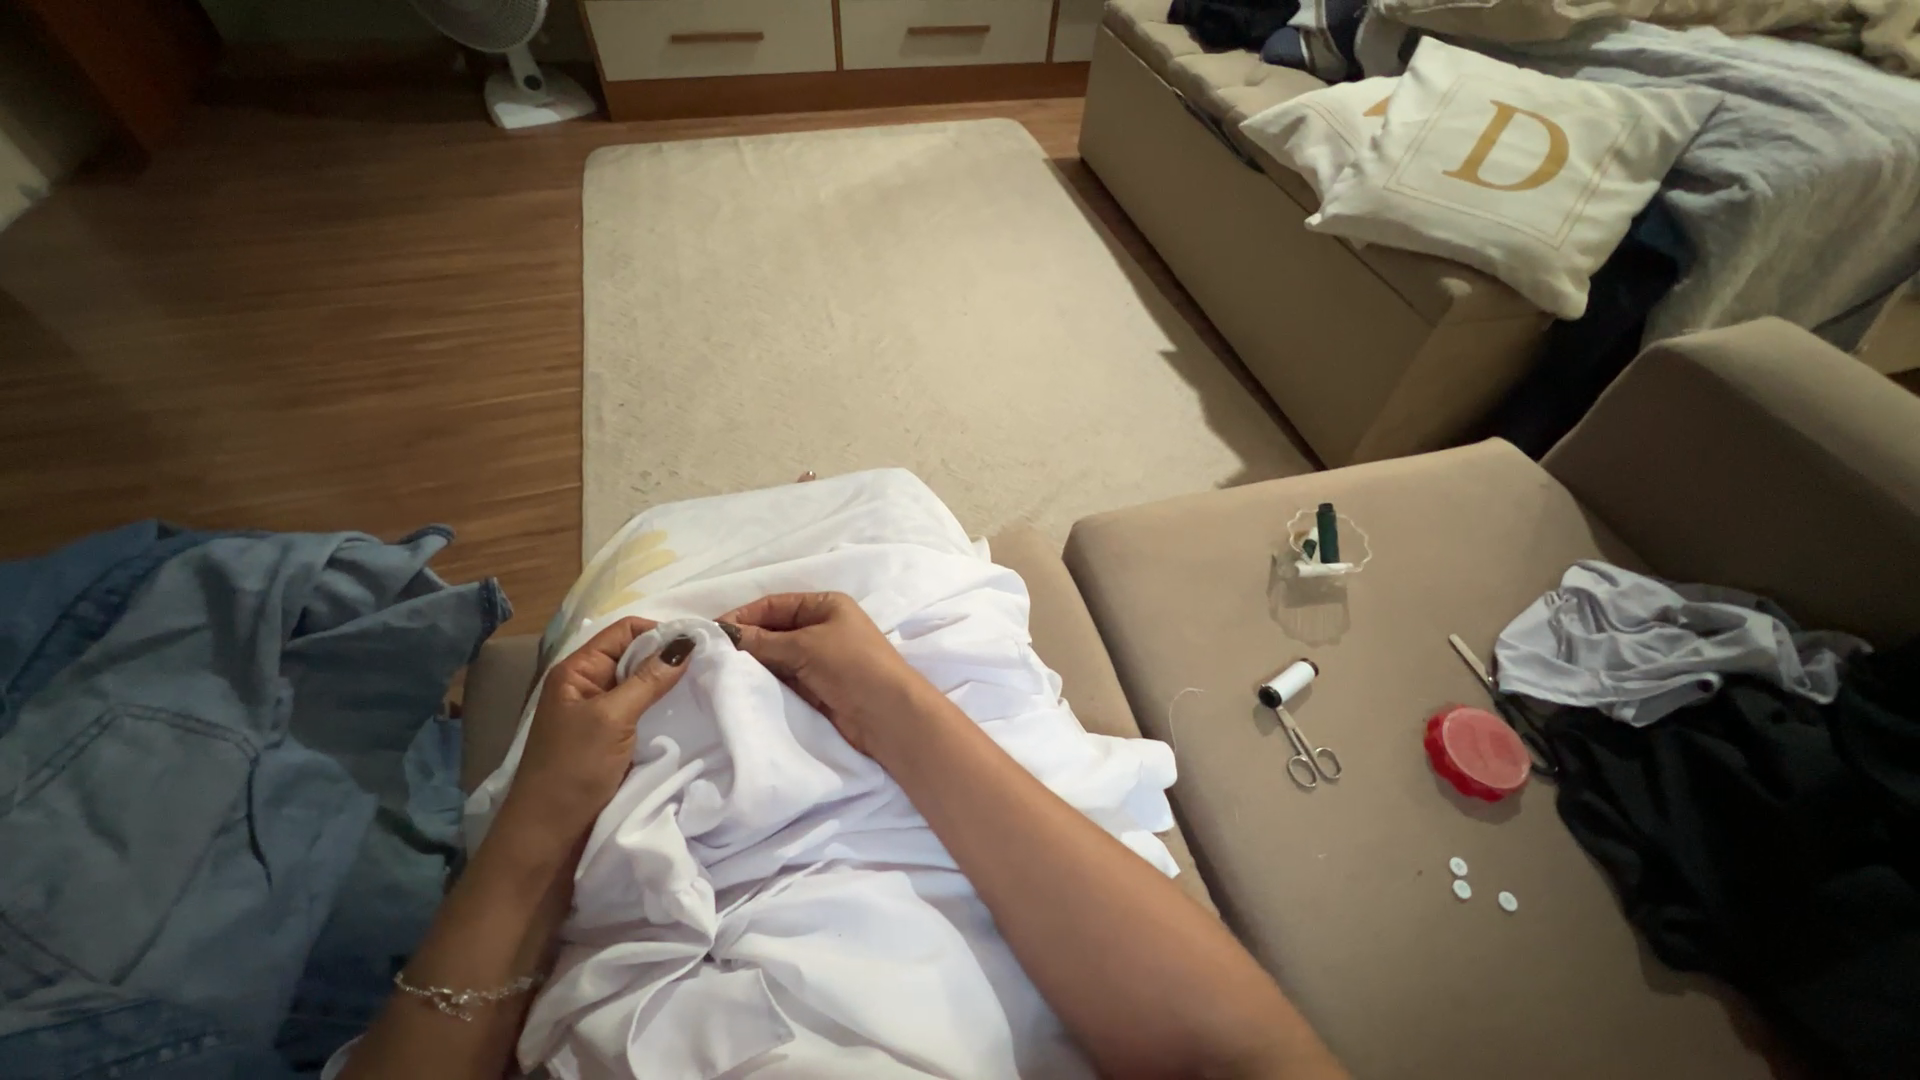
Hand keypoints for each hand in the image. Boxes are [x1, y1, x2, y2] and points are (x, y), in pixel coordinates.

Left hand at [492, 618, 692, 855]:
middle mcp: (588, 685)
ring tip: (704, 686)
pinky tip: (687, 712)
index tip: (700, 644)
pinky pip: (644, 710)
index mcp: (577, 670)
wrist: (549, 838)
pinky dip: (664, 708)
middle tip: (710, 665)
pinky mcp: (613, 738)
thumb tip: (686, 643)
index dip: (661, 632)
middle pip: (635, 654)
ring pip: (642, 684)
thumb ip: (649, 679)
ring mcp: (600, 713)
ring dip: (669, 685)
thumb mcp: (612, 718)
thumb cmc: (573, 770)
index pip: (625, 631)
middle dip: (669, 657)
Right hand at [720, 592, 933, 755]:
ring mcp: (819, 658)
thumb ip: (763, 641)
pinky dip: (764, 680)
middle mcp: (822, 627)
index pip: (774, 604)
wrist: (887, 716)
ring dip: (752, 662)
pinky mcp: (816, 687)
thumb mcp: (805, 646)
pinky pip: (783, 677)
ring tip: (719, 671)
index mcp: (825, 605)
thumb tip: (724, 635)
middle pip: (773, 629)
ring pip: (775, 655)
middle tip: (709, 655)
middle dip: (745, 640)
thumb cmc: (852, 666)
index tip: (711, 632)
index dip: (743, 615)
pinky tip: (741, 686)